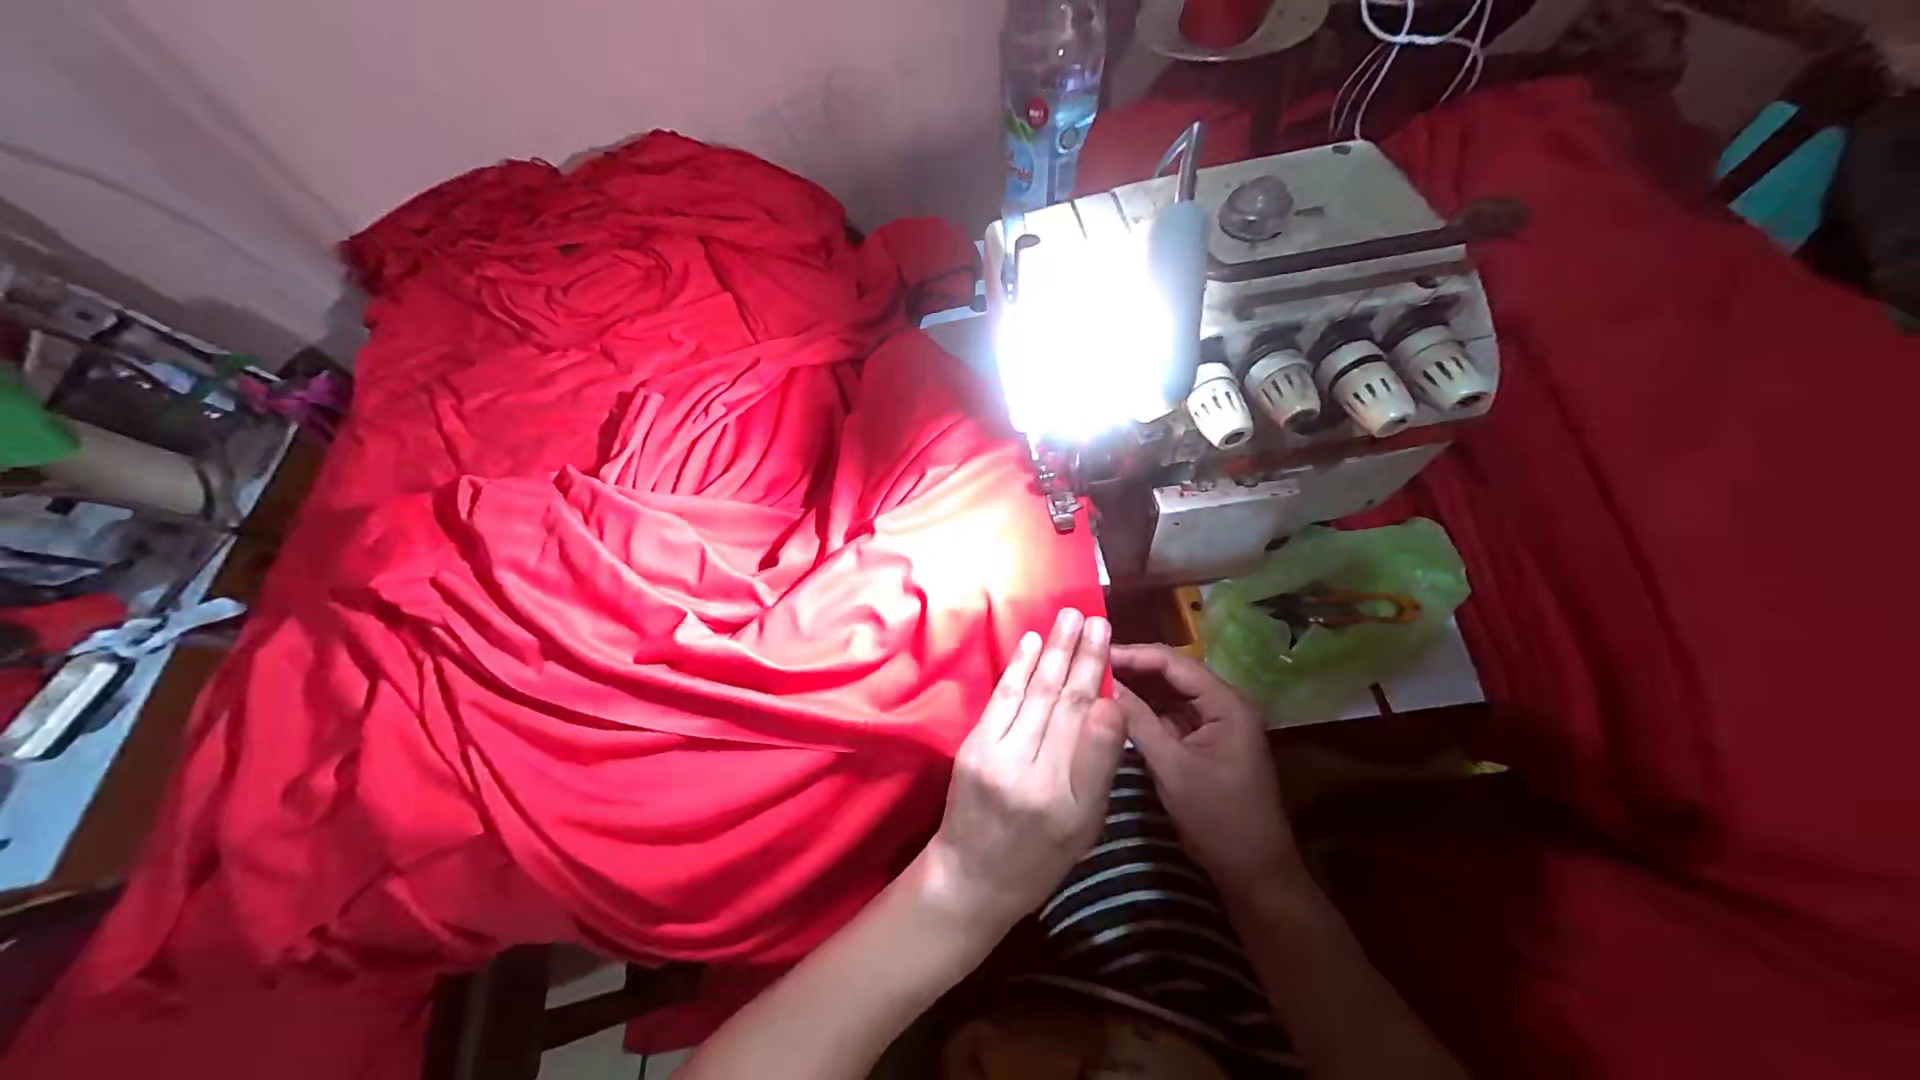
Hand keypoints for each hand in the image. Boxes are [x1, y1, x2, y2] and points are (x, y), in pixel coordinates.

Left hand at [919, 609, 1127, 934]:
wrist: (972, 876)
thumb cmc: (1039, 856)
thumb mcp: (1085, 828)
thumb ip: (1099, 770)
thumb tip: (1111, 710)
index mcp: (1072, 804)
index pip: (1097, 736)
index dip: (1105, 687)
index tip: (1111, 646)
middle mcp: (1035, 777)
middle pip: (1066, 705)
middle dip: (1084, 657)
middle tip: (1097, 619)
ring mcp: (998, 759)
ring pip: (1035, 694)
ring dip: (1055, 651)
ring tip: (1071, 617)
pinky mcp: (973, 749)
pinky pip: (1002, 699)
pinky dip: (1019, 667)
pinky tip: (1033, 642)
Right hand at [1110, 644, 1299, 894]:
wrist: (1253, 870)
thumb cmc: (1218, 818)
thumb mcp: (1172, 767)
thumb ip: (1138, 722)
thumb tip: (1103, 686)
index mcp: (1226, 703)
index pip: (1174, 663)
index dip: (1134, 654)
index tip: (1096, 652)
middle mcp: (1223, 704)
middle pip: (1172, 673)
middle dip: (1132, 668)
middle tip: (1090, 664)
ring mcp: (1214, 722)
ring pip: (1169, 693)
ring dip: (1137, 687)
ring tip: (1097, 679)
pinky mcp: (1204, 739)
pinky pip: (1170, 714)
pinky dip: (1145, 710)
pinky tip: (1116, 707)